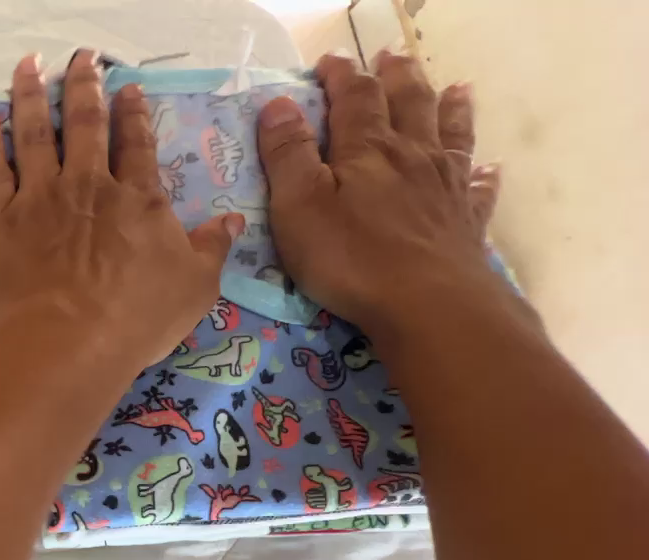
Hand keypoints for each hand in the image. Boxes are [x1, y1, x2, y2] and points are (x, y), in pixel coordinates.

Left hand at [0, 50, 242, 386]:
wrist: (66, 342)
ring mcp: (40, 199)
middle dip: (83, 84)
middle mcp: (88, 186)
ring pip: (35, 134)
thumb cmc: (134, 321)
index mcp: (138, 198)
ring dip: (31, 95)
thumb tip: (230, 222)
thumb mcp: (194, 286)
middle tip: (80, 57)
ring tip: (27, 65)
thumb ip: (209, 249)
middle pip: (85, 123)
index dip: (132, 112)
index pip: (136, 142)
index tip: (126, 87)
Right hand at [257, 51, 506, 336]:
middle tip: (389, 58)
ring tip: (453, 87)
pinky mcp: (462, 216)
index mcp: (367, 150)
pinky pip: (477, 184)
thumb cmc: (347, 254)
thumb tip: (278, 105)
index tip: (327, 63)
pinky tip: (485, 166)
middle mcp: (412, 155)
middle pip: (408, 103)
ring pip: (449, 132)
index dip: (341, 77)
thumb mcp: (298, 205)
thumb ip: (287, 156)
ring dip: (448, 106)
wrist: (423, 297)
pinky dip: (480, 169)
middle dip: (395, 77)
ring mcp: (444, 184)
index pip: (354, 100)